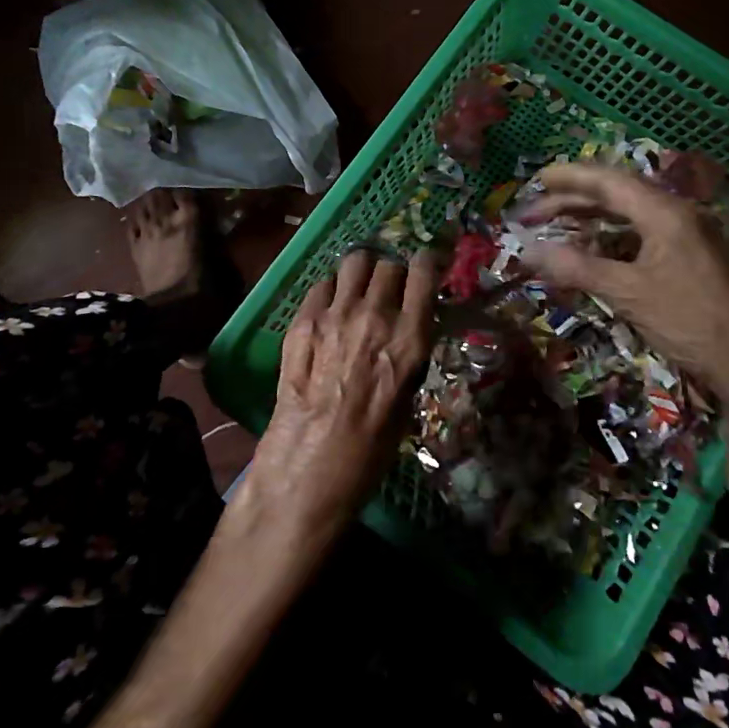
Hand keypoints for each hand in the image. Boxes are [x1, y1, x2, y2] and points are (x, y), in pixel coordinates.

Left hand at [243, 247, 440, 535]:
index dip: (425, 265)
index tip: (424, 269)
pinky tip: (330, 310)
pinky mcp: (303, 321)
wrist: (310, 465)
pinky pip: (322, 284)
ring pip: (354, 262)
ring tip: (359, 289)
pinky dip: (331, 290)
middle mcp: (375, 316)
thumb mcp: (408, 399)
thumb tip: (407, 331)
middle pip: (388, 265)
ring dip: (362, 272)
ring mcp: (335, 315)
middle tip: (389, 291)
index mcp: (409, 338)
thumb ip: (409, 355)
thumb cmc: (370, 448)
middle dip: (392, 274)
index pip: (423, 271)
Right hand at [521, 163, 728, 415]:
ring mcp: (687, 237)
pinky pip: (641, 236)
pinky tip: (591, 250)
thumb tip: (526, 252)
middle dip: (573, 201)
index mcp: (665, 213)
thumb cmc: (690, 322)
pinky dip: (610, 239)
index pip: (609, 182)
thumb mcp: (628, 293)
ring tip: (555, 227)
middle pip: (617, 195)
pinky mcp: (690, 258)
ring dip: (591, 219)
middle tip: (534, 213)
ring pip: (629, 216)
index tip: (536, 179)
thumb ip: (576, 268)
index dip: (570, 178)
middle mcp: (678, 215)